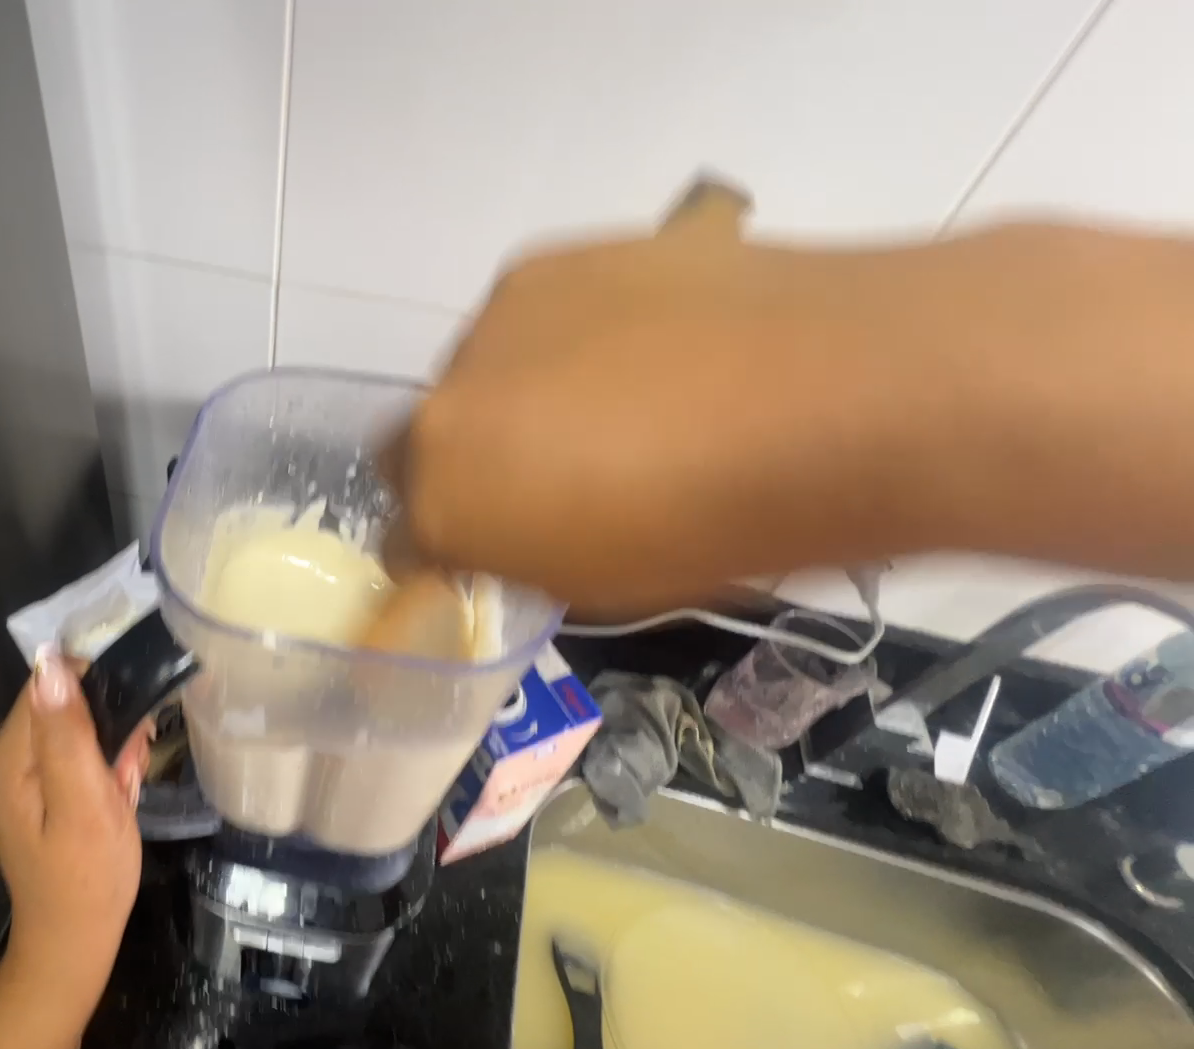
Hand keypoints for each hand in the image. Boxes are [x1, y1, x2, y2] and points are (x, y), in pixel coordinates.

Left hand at [0, 646, 152, 1005]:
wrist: (75, 942)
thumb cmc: (87, 876)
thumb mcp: (85, 801)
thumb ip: (68, 732)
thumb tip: (51, 660)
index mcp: (10, 754)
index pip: (50, 683)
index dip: (95, 695)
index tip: (127, 730)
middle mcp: (6, 757)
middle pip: (62, 704)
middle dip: (107, 726)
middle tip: (128, 770)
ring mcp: (20, 776)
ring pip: (76, 729)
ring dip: (111, 750)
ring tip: (123, 789)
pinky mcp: (38, 792)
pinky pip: (76, 757)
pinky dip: (103, 770)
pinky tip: (115, 797)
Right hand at [383, 224, 934, 615]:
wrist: (850, 391)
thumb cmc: (723, 528)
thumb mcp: (600, 584)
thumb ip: (522, 554)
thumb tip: (512, 526)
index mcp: (448, 500)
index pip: (400, 537)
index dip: (442, 548)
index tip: (488, 550)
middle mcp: (444, 406)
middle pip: (420, 445)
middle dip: (465, 466)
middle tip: (550, 474)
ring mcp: (492, 325)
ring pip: (474, 375)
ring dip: (512, 396)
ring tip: (614, 398)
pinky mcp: (546, 262)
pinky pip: (526, 319)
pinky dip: (557, 341)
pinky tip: (642, 345)